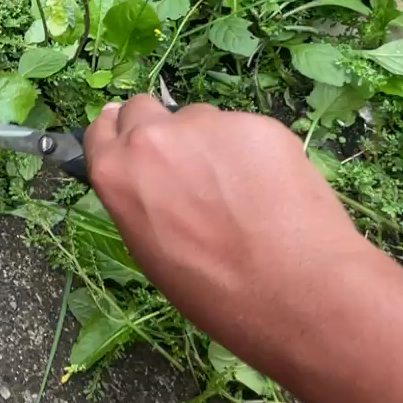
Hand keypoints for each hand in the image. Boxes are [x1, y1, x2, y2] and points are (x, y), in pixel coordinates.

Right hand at [82, 97, 401, 366]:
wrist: (301, 294)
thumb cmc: (215, 292)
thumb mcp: (148, 247)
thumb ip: (136, 196)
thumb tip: (146, 177)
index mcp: (115, 171)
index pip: (101, 128)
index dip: (119, 136)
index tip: (135, 147)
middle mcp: (149, 138)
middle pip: (142, 108)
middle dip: (159, 129)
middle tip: (188, 166)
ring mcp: (203, 124)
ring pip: (199, 119)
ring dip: (209, 143)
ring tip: (241, 188)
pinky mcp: (254, 123)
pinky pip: (244, 130)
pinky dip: (253, 153)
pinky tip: (274, 190)